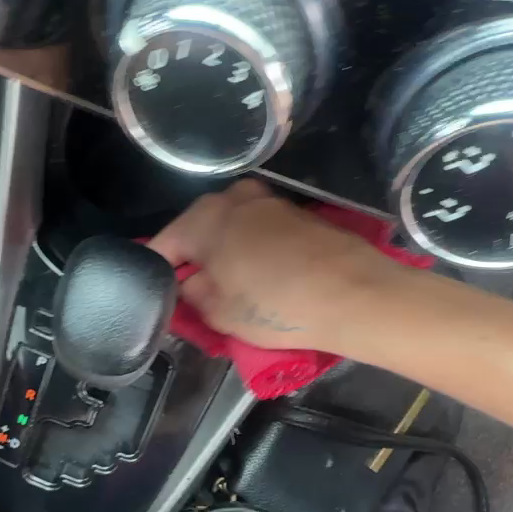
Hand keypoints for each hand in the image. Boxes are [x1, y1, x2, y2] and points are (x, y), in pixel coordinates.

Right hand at [150, 179, 405, 352]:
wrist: (355, 295)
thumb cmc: (276, 304)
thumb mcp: (219, 313)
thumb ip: (190, 296)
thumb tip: (186, 286)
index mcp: (203, 218)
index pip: (161, 247)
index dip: (157, 277)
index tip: (160, 301)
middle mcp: (233, 198)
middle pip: (197, 235)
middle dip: (193, 266)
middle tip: (195, 303)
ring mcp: (270, 203)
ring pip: (230, 233)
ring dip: (225, 260)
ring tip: (231, 296)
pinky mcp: (299, 216)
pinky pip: (259, 236)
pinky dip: (252, 256)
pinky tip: (263, 283)